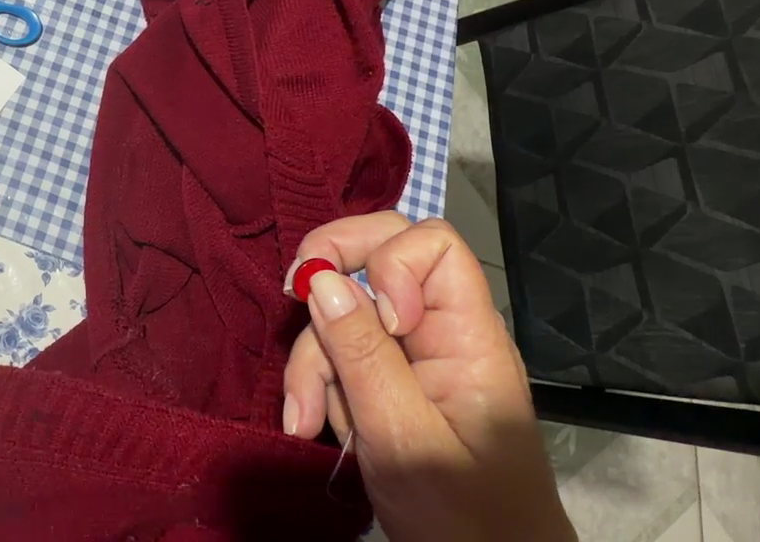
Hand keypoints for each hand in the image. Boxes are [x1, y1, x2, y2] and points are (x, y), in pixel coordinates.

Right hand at [281, 213, 574, 541]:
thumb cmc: (464, 521)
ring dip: (314, 360)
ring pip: (344, 313)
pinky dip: (316, 383)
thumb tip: (319, 277)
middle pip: (377, 258)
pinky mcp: (387, 381)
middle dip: (328, 278)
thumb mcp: (403, 438)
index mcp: (468, 336)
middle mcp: (439, 332)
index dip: (389, 259)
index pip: (431, 245)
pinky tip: (310, 425)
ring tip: (304, 421)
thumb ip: (362, 354)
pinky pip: (340, 354)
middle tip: (292, 296)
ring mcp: (410, 356)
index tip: (375, 317)